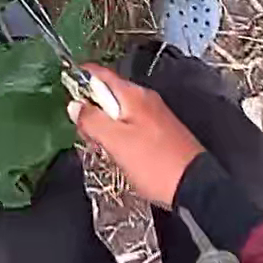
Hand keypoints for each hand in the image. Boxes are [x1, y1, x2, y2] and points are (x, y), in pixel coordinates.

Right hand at [68, 65, 204, 207]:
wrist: (197, 188)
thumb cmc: (154, 163)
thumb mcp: (117, 143)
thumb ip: (92, 121)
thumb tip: (74, 105)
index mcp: (133, 94)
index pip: (100, 74)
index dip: (80, 78)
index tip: (65, 89)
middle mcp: (144, 98)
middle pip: (109, 93)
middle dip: (92, 108)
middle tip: (84, 133)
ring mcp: (155, 114)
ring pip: (120, 110)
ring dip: (105, 124)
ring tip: (101, 147)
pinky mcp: (162, 130)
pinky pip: (132, 122)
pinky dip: (120, 132)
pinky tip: (120, 153)